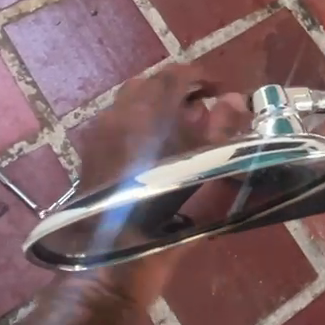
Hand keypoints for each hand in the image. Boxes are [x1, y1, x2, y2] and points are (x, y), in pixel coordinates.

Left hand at [70, 67, 249, 301]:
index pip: (178, 74)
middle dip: (179, 89)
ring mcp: (101, 130)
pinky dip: (139, 123)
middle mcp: (122, 111)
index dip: (204, 77)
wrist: (118, 250)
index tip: (221, 92)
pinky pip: (119, 121)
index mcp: (151, 109)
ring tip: (181, 128)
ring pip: (132, 101)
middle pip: (152, 83)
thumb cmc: (171, 204)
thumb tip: (233, 99)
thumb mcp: (209, 163)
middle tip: (203, 108)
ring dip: (158, 105)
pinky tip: (156, 148)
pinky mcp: (91, 150)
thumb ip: (223, 125)